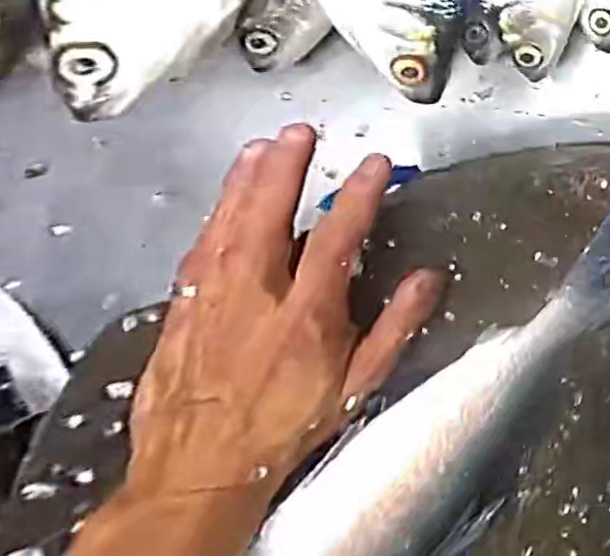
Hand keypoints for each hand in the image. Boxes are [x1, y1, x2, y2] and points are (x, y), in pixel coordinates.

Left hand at [72, 125, 444, 555]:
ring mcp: (211, 306)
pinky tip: (223, 197)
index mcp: (304, 318)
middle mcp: (253, 303)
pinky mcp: (182, 315)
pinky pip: (198, 255)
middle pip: (265, 224)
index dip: (358, 198)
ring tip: (260, 148)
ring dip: (244, 185)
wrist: (195, 476)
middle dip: (283, 173)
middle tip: (298, 134)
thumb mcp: (359, 384)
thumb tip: (428, 277)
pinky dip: (214, 219)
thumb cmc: (286, 425)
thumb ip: (396, 326)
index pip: (335, 242)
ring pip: (226, 231)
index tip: (375, 164)